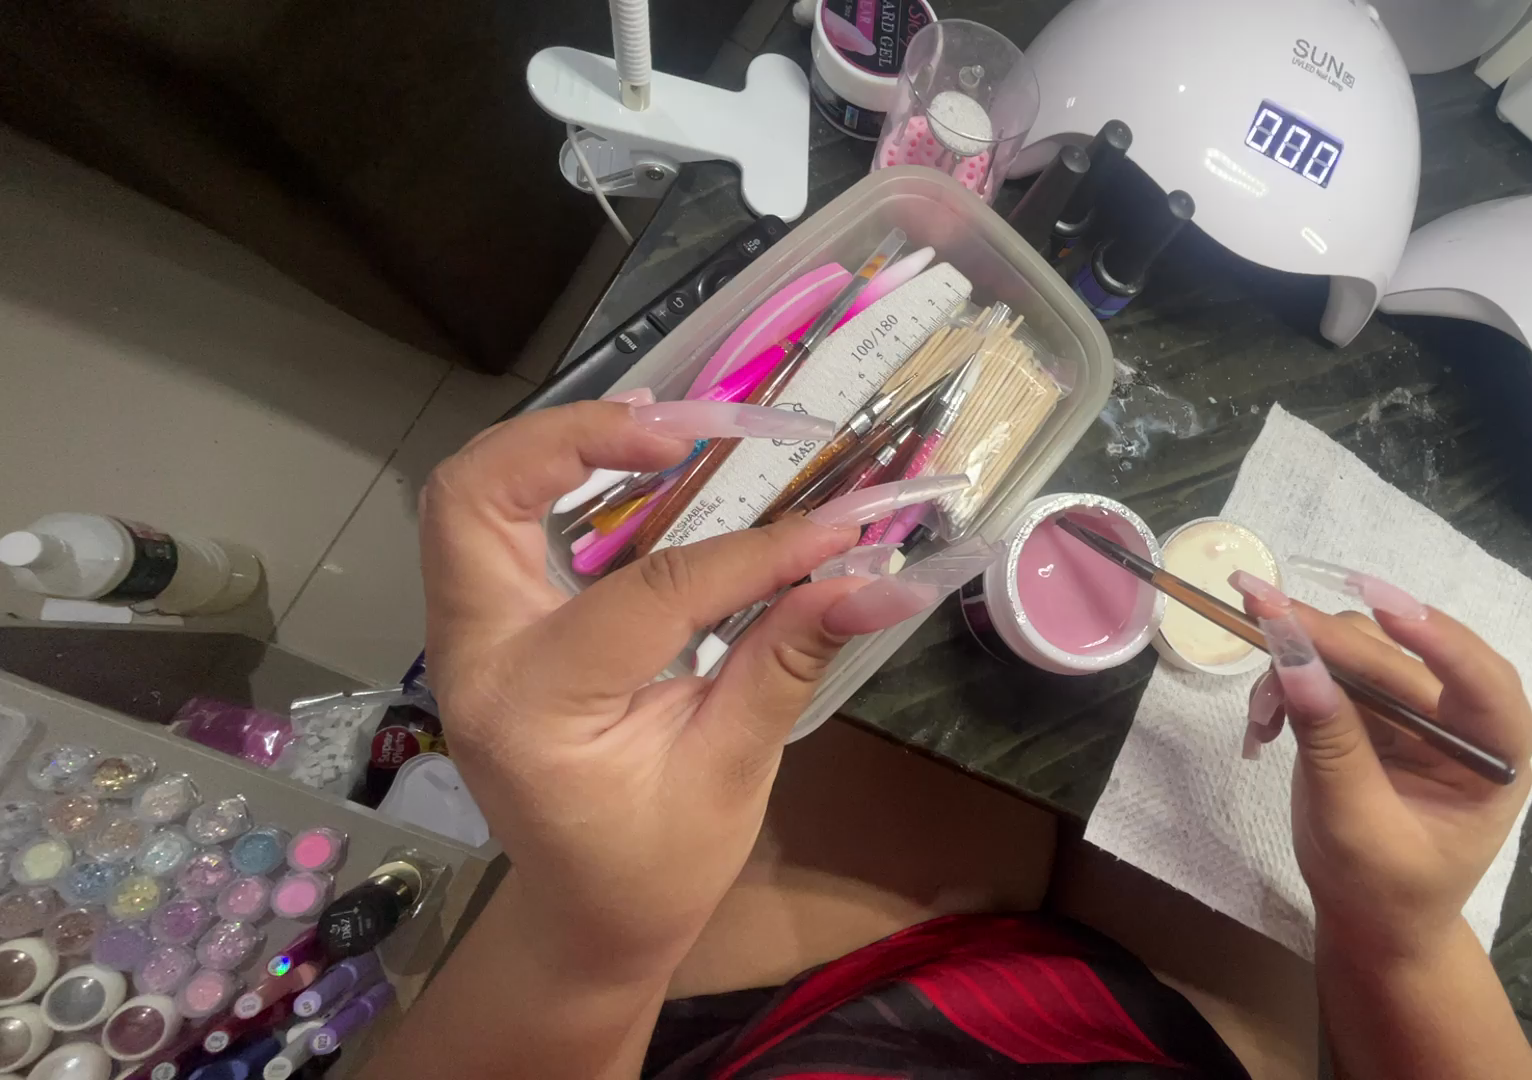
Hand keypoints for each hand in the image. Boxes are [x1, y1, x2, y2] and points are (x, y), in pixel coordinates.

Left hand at [418, 394, 954, 978]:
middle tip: (681, 428)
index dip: (760, 553)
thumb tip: (876, 583)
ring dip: (558, 445)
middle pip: (476, 498)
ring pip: (471, 499)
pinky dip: (556, 478)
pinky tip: (634, 468)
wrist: (587, 914)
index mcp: (537, 711)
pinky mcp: (495, 629)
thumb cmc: (659, 863)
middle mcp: (480, 659)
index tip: (840, 530)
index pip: (657, 593)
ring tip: (661, 431)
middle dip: (576, 438)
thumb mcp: (735, 768)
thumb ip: (790, 659)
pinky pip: (499, 525)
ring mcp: (472, 640)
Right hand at [1230, 569, 1531, 962]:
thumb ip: (1331, 744)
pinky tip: (1261, 720)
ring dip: (1298, 662)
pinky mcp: (1363, 712)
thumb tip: (1293, 662)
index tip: (1382, 605)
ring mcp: (1404, 713)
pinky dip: (1285, 684)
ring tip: (1258, 711)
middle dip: (1327, 636)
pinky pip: (1322, 672)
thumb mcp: (1356, 824)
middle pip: (1396, 658)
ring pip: (1354, 652)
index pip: (1483, 686)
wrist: (1366, 917)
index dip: (1438, 640)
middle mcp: (1452, 722)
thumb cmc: (1383, 890)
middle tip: (1260, 605)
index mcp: (1488, 759)